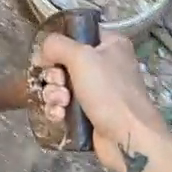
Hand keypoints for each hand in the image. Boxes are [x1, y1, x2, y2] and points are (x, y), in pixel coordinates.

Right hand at [33, 31, 170, 171]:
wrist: (127, 136)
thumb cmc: (108, 91)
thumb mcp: (81, 57)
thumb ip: (57, 45)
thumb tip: (44, 50)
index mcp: (110, 44)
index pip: (78, 35)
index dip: (60, 46)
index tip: (49, 58)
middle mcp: (105, 64)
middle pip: (64, 62)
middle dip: (54, 75)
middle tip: (60, 84)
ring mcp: (98, 90)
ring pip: (61, 85)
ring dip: (54, 94)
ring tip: (62, 103)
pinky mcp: (90, 113)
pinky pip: (64, 105)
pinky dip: (58, 109)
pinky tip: (60, 115)